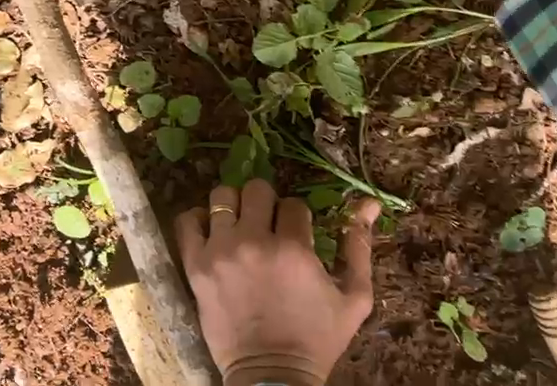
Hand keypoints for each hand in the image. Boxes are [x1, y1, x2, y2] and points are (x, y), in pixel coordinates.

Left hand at [176, 180, 380, 385]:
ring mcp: (221, 251)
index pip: (294, 204)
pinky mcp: (195, 265)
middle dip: (266, 204)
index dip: (297, 218)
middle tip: (267, 226)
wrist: (273, 378)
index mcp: (293, 249)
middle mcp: (254, 242)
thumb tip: (368, 204)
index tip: (296, 235)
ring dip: (233, 207)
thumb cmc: (317, 340)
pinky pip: (188, 220)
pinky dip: (198, 220)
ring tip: (239, 227)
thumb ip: (360, 247)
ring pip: (222, 197)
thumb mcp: (354, 299)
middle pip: (256, 190)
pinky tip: (212, 233)